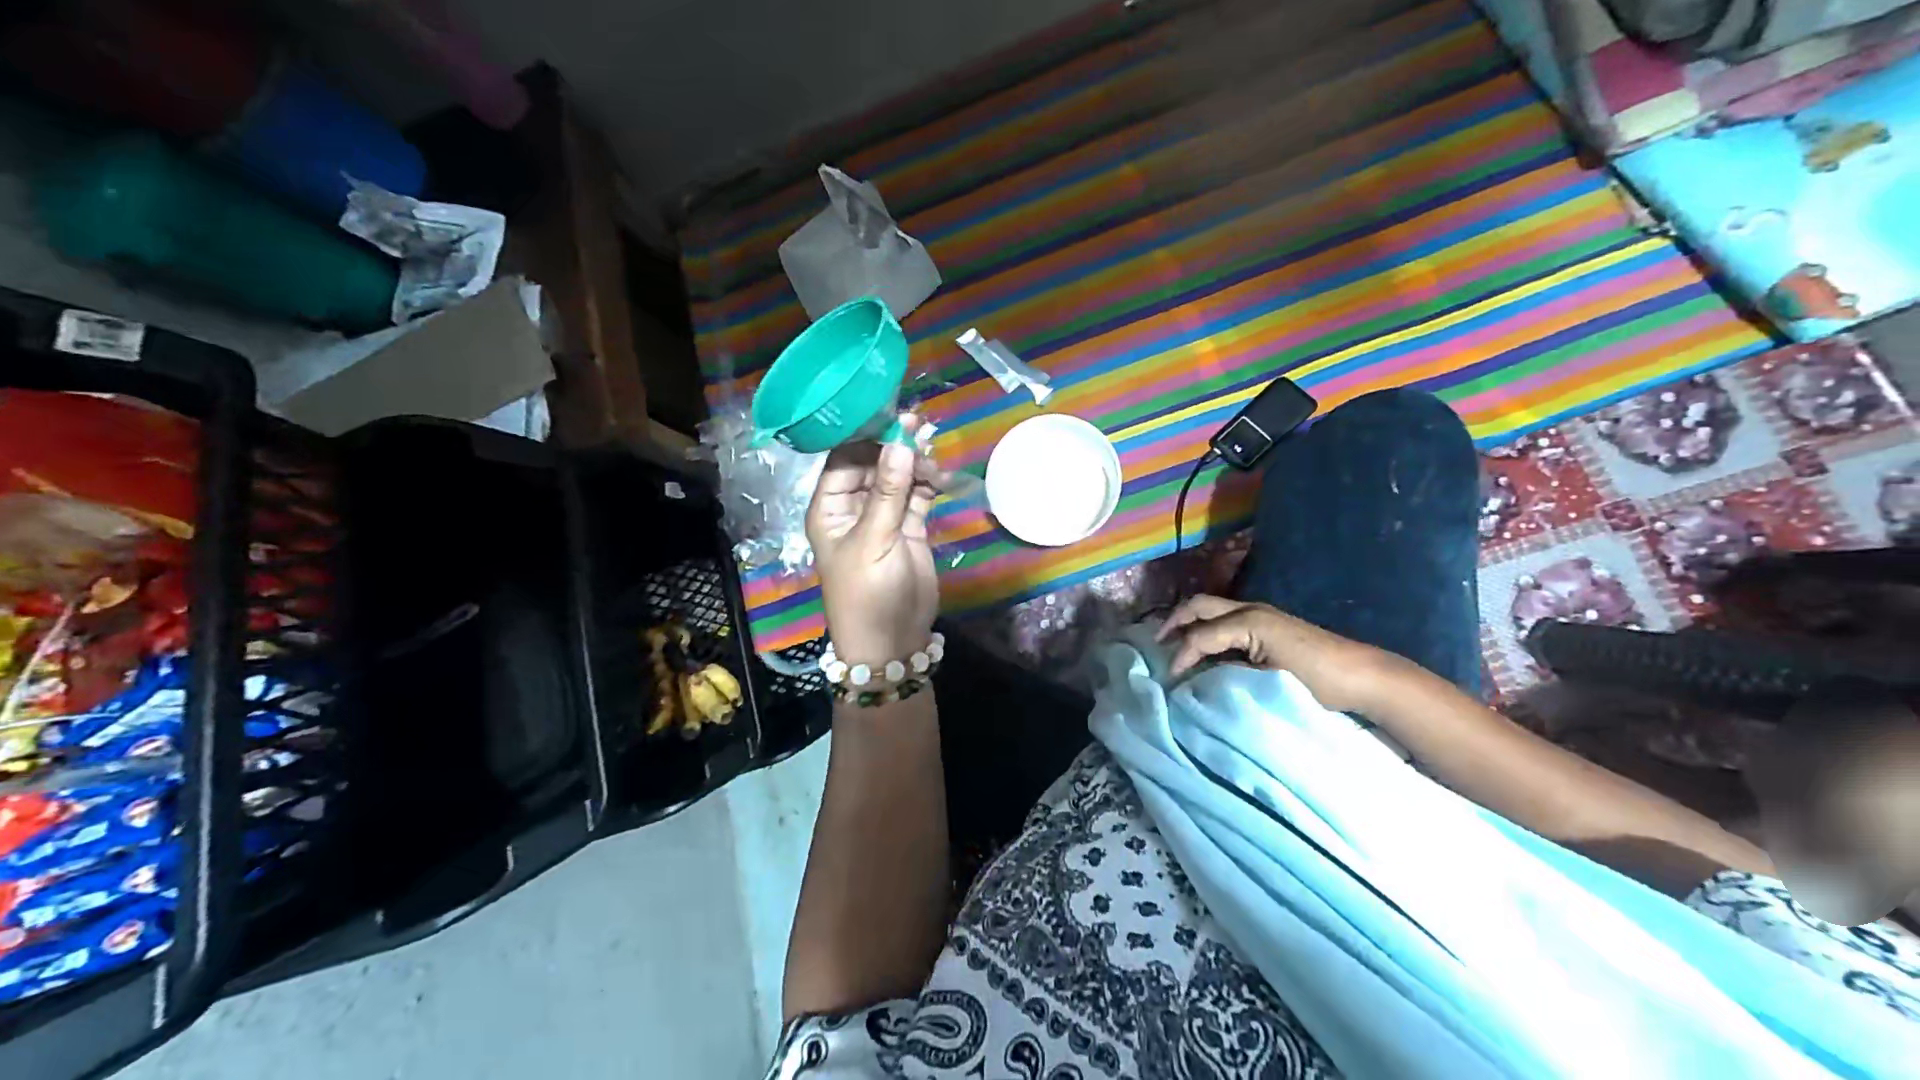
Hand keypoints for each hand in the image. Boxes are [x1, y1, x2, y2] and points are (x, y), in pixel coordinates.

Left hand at [805, 416, 944, 665]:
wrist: (892, 641)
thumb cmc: (868, 593)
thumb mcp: (875, 541)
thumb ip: (890, 492)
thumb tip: (901, 442)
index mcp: (830, 508)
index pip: (843, 460)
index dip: (865, 436)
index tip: (891, 414)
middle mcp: (854, 507)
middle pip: (873, 464)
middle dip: (895, 445)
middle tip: (921, 424)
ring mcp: (883, 517)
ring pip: (898, 478)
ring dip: (914, 462)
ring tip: (934, 448)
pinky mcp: (909, 528)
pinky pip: (916, 496)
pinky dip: (928, 483)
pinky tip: (940, 473)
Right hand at [1155, 595, 1403, 712]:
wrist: (1362, 677)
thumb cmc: (1316, 678)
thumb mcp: (1266, 677)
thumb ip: (1226, 672)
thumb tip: (1194, 679)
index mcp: (1247, 619)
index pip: (1200, 634)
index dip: (1181, 655)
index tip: (1171, 680)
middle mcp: (1249, 610)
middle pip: (1199, 606)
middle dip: (1174, 622)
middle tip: (1156, 644)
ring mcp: (1259, 616)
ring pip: (1211, 611)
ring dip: (1189, 624)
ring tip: (1172, 646)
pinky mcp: (1266, 628)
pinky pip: (1224, 622)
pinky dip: (1206, 631)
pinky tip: (1202, 651)